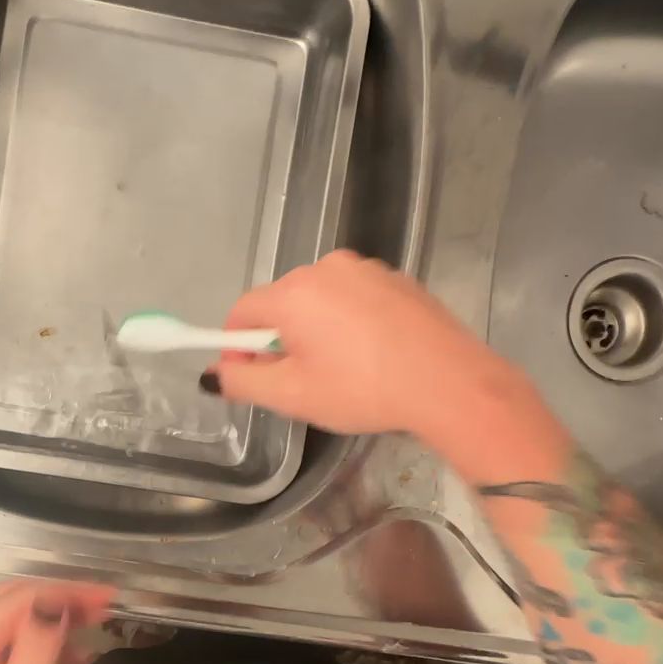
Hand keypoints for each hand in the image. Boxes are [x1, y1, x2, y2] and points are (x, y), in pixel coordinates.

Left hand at [0, 580, 114, 663]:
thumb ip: (38, 651)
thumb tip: (55, 602)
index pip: (16, 599)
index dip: (63, 593)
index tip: (107, 598)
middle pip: (12, 604)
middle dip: (60, 605)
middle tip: (103, 612)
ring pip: (14, 624)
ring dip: (54, 634)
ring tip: (87, 657)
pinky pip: (12, 649)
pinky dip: (44, 656)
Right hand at [206, 251, 549, 460]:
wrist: (449, 383)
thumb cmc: (363, 390)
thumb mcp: (292, 395)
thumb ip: (243, 381)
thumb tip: (213, 374)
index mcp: (294, 293)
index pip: (241, 312)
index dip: (235, 347)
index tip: (251, 377)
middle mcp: (325, 268)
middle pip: (279, 303)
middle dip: (277, 340)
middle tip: (297, 381)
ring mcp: (365, 269)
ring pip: (316, 300)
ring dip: (311, 331)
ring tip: (336, 370)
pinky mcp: (395, 279)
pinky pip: (350, 298)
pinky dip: (345, 323)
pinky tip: (367, 356)